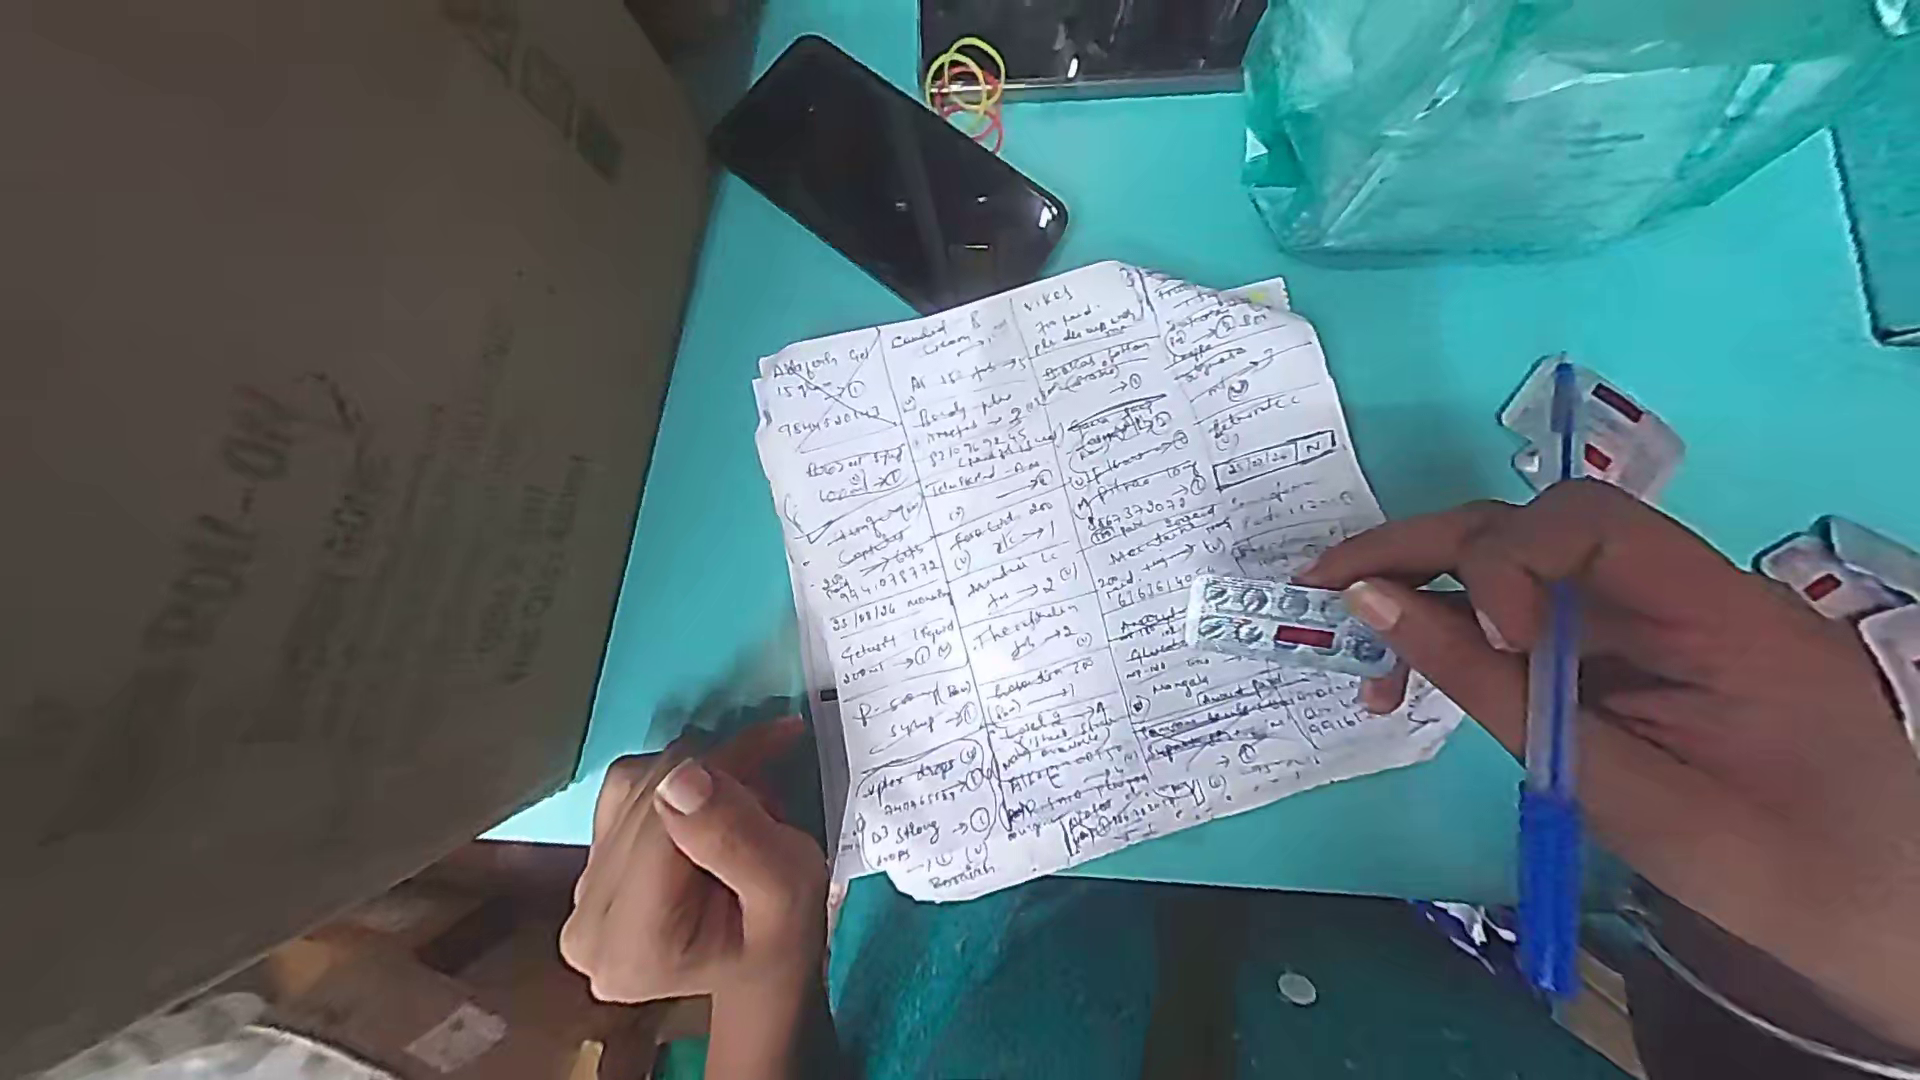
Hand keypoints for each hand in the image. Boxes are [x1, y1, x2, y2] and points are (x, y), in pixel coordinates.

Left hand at [560, 718, 829, 1076]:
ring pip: (636, 783)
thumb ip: (735, 836)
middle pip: (648, 797)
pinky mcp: (592, 864)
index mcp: (632, 944)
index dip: (722, 768)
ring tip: (747, 794)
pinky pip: (628, 786)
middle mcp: (588, 923)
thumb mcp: (787, 887)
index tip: (779, 737)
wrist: (761, 963)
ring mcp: (583, 893)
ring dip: (701, 770)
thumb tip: (680, 777)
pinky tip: (710, 798)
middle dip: (719, 768)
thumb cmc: (783, 933)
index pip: (665, 822)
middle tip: (771, 769)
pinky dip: (677, 775)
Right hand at [1298, 480, 1919, 1044]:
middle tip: (1324, 582)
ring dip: (1410, 593)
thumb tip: (1368, 600)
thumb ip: (1485, 684)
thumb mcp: (1617, 788)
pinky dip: (1435, 634)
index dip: (1506, 561)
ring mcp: (1628, 614)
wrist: (1870, 923)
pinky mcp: (1595, 641)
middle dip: (1411, 550)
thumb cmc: (1772, 872)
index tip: (1489, 638)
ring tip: (1360, 655)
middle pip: (1517, 526)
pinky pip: (1494, 612)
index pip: (1588, 524)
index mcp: (1720, 617)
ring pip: (1491, 561)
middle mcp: (1669, 591)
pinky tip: (1400, 679)